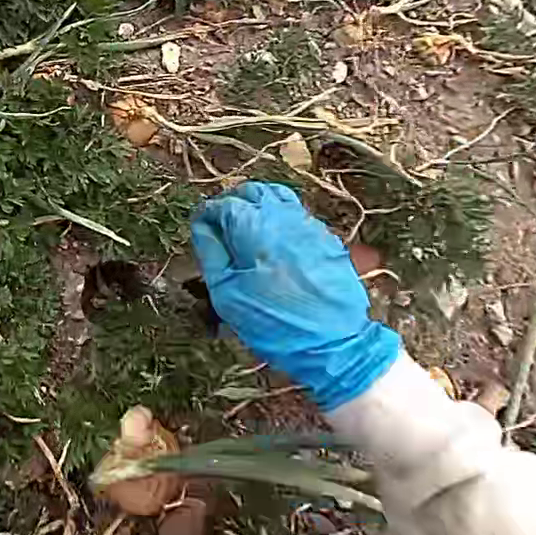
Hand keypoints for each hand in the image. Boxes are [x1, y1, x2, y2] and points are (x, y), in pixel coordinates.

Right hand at [190, 182, 400, 410]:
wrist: (335, 343)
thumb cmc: (274, 322)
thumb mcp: (227, 294)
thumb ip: (211, 254)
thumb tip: (202, 226)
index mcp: (254, 225)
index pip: (222, 204)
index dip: (206, 216)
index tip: (201, 232)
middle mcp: (282, 215)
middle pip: (251, 191)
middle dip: (231, 203)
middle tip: (221, 228)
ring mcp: (308, 223)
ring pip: (276, 197)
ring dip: (256, 207)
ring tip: (245, 232)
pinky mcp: (325, 236)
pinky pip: (295, 214)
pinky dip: (278, 218)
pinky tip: (272, 243)